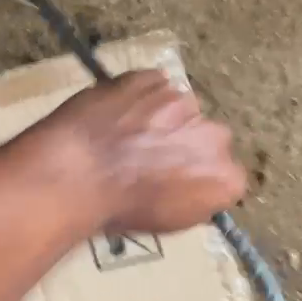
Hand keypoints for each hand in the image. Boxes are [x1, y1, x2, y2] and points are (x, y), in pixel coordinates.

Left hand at [24, 71, 246, 233]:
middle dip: (181, 141)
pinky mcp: (148, 78)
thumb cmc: (117, 209)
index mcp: (226, 178)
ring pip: (176, 106)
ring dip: (157, 115)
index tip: (169, 178)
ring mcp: (181, 101)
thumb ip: (192, 197)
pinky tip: (113, 109)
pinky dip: (135, 93)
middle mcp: (214, 136)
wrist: (75, 173)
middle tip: (144, 153)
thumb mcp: (166, 222)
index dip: (193, 174)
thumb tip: (185, 184)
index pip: (221, 174)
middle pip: (203, 135)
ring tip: (122, 131)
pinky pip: (148, 82)